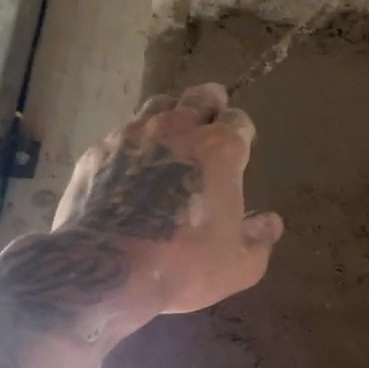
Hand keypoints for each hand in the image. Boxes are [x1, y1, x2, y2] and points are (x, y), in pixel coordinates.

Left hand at [53, 82, 283, 314]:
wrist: (107, 270)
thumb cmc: (184, 268)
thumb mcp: (239, 266)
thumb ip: (259, 239)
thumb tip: (270, 223)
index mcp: (220, 150)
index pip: (238, 120)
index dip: (242, 132)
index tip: (241, 146)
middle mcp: (177, 129)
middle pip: (200, 96)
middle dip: (210, 105)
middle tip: (211, 123)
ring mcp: (132, 135)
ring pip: (157, 106)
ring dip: (170, 117)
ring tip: (171, 141)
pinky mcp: (98, 152)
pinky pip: (122, 136)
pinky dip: (134, 147)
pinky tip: (131, 172)